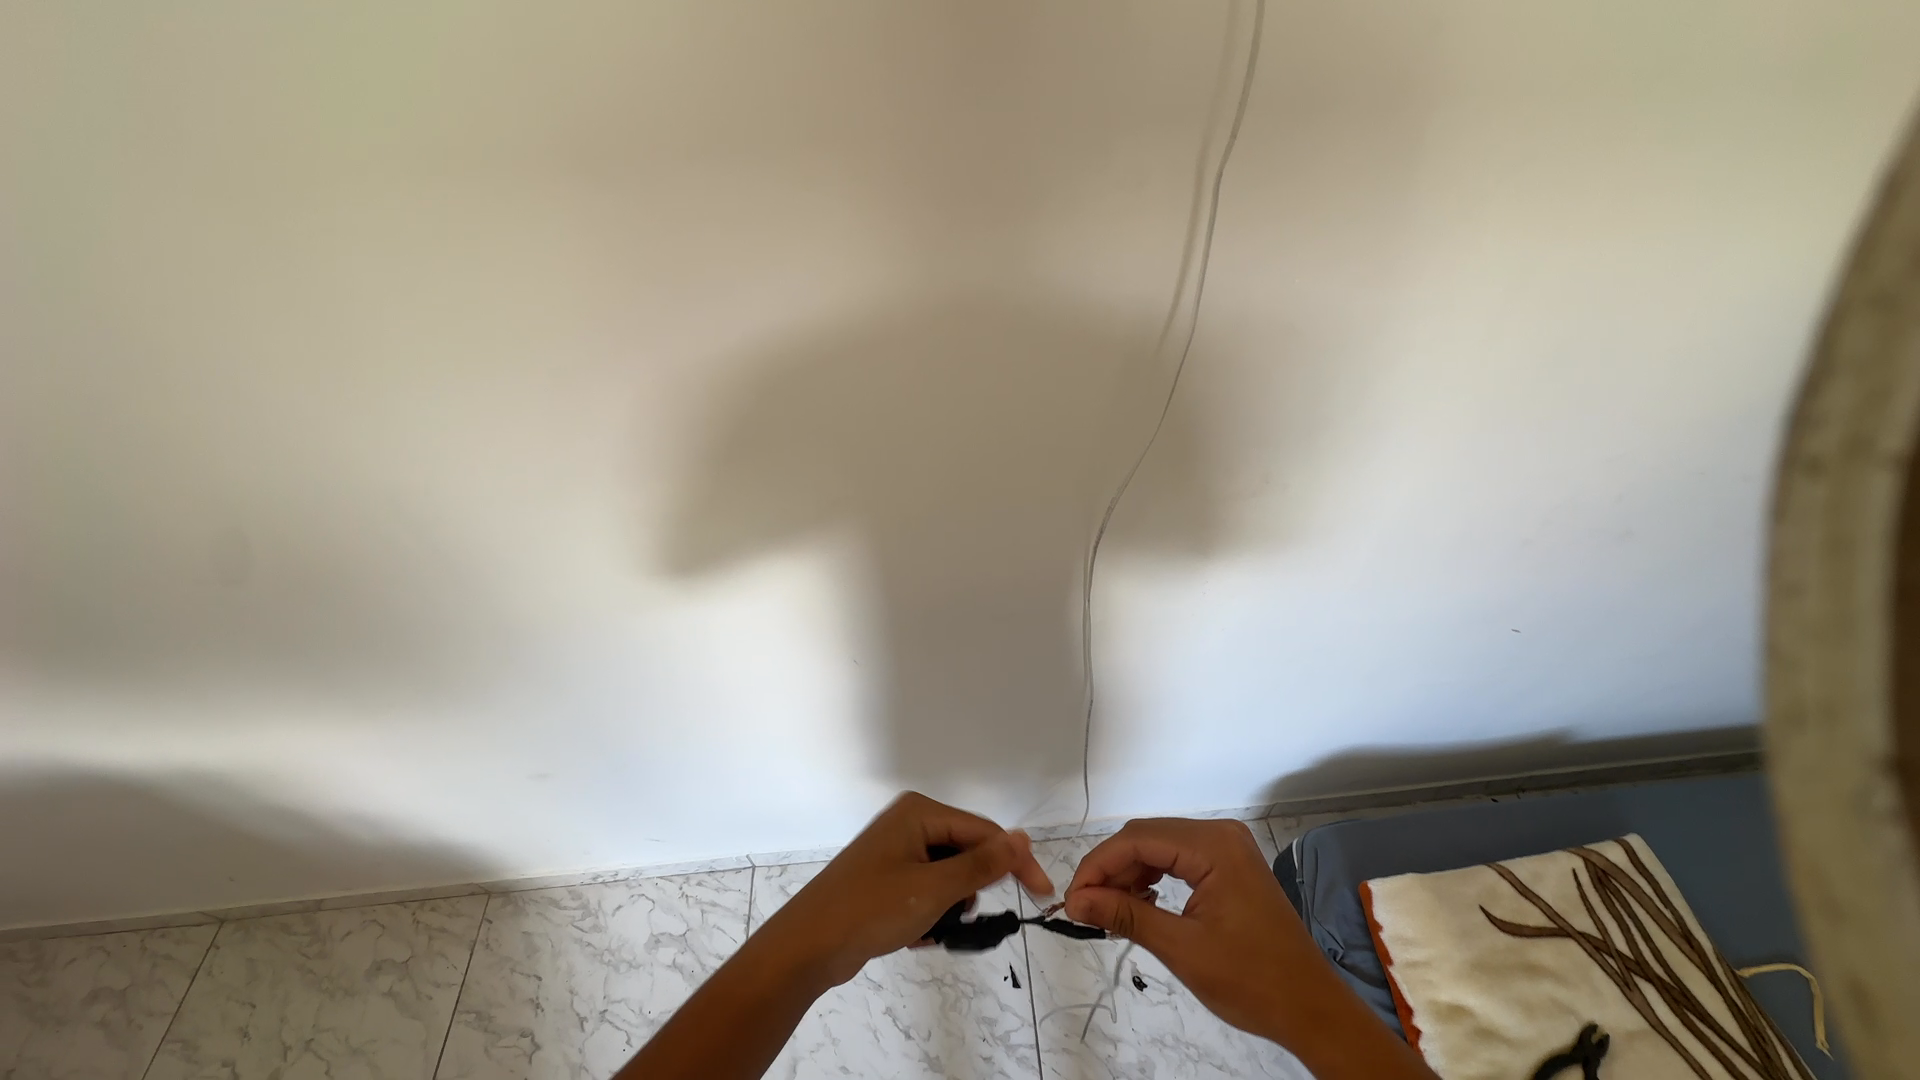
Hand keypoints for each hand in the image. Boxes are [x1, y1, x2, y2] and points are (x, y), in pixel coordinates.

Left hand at [760, 792, 1053, 987]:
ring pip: (950, 876)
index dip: (1015, 863)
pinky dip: (930, 913)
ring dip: (950, 906)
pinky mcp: (889, 877)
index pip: (985, 832)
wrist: (808, 946)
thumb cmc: (871, 909)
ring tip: (930, 929)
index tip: (1042, 894)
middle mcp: (910, 822)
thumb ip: (982, 864)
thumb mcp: (934, 888)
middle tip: (961, 918)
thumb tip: (1023, 838)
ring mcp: (897, 849)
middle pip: (967, 852)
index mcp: (920, 812)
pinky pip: (929, 889)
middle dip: (969, 891)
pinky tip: (914, 934)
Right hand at [1064, 819, 1434, 1077]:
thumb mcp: (1182, 948)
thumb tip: (1075, 900)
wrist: (1312, 1009)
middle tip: (1083, 906)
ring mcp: (1227, 848)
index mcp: (1213, 846)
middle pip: (1146, 838)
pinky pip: (1178, 859)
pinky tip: (1138, 904)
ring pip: (1159, 847)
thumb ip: (1126, 915)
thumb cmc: (1251, 980)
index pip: (1137, 840)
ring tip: (1106, 910)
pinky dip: (1152, 878)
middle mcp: (1220, 835)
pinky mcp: (1229, 866)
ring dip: (1129, 875)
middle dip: (1110, 869)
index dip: (1098, 866)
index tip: (1071, 899)